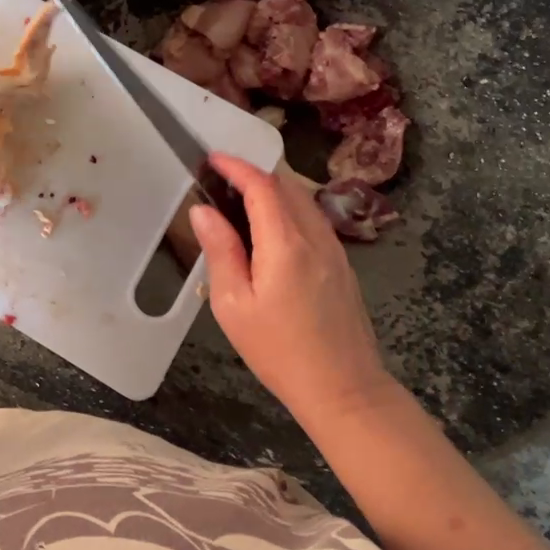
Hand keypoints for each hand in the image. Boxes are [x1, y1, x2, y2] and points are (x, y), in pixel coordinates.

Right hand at [190, 154, 395, 424]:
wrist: (345, 391)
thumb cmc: (280, 351)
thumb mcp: (234, 304)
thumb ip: (220, 251)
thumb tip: (203, 211)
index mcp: (286, 244)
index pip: (263, 186)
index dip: (236, 166)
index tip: (211, 158)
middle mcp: (316, 238)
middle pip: (287, 186)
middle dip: (254, 172)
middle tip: (220, 176)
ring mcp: (335, 252)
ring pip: (304, 202)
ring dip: (273, 189)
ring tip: (239, 197)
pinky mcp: (342, 266)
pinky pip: (313, 221)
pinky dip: (288, 209)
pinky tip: (268, 227)